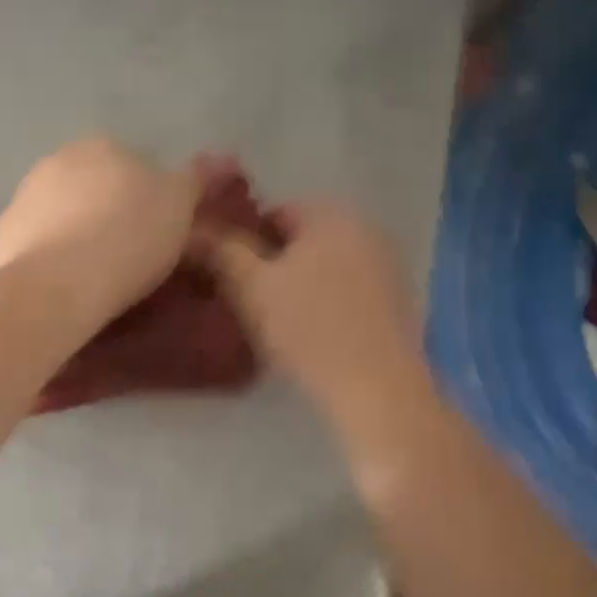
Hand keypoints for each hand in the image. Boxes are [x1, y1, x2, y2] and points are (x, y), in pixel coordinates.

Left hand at [0, 136, 201, 316]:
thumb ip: (198, 179)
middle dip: (101, 217)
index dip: (145, 201)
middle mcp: (52, 163)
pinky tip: (51, 295)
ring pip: (51, 220)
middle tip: (123, 262)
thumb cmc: (128, 237)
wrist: (60, 284)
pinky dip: (36, 267)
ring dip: (66, 241)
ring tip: (87, 284)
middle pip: (86, 191)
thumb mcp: (179, 205)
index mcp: (100, 146)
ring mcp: (17, 201)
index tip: (153, 237)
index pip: (129, 166)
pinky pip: (24, 253)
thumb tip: (226, 159)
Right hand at [206, 201, 427, 404]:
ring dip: (303, 284)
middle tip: (249, 302)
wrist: (375, 383)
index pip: (274, 212)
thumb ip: (223, 251)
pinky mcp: (399, 298)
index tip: (230, 277)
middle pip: (304, 238)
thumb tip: (198, 229)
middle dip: (275, 264)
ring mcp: (388, 262)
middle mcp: (365, 226)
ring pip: (328, 265)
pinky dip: (330, 302)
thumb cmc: (307, 329)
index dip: (245, 243)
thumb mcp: (251, 288)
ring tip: (279, 322)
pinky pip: (350, 289)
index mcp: (330, 213)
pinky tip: (316, 334)